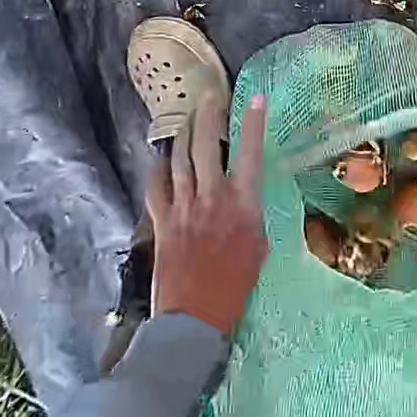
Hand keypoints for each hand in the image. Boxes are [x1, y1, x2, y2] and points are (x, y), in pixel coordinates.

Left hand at [147, 93, 267, 335]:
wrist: (192, 319)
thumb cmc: (235, 286)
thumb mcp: (259, 247)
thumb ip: (252, 216)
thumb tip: (245, 201)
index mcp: (242, 203)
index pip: (249, 153)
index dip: (252, 123)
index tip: (254, 98)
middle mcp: (212, 197)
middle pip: (205, 145)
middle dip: (207, 115)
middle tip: (209, 97)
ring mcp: (183, 207)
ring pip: (179, 159)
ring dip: (183, 134)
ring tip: (189, 118)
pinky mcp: (161, 222)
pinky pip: (157, 186)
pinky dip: (159, 167)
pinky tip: (162, 157)